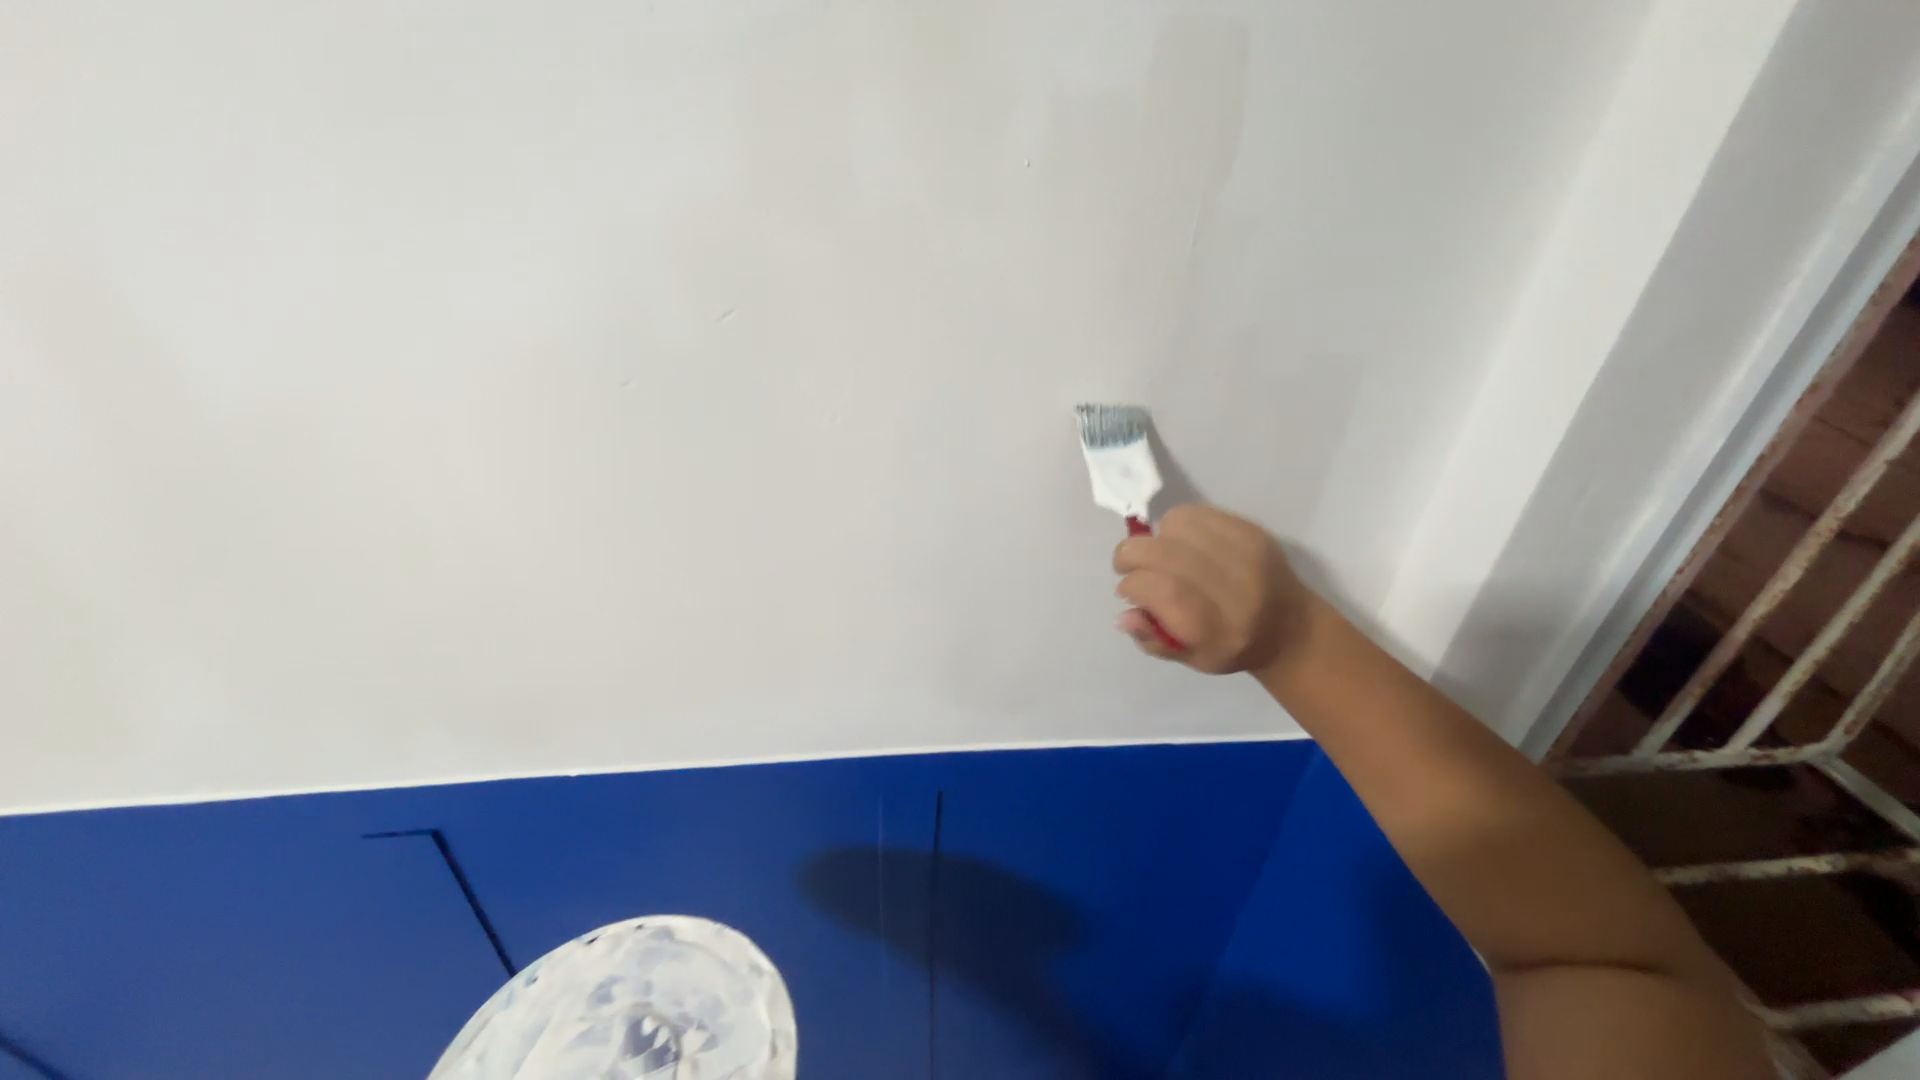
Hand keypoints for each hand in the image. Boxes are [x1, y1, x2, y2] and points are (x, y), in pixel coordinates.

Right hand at [1112, 503, 1315, 674]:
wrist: (1292, 629)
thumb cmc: (1233, 648)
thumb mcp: (1190, 658)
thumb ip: (1151, 638)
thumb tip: (1124, 615)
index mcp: (1214, 626)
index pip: (1158, 589)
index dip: (1132, 585)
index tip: (1129, 592)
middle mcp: (1231, 586)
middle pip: (1161, 552)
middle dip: (1130, 556)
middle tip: (1128, 567)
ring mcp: (1244, 553)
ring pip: (1174, 525)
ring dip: (1156, 538)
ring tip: (1161, 554)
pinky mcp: (1251, 531)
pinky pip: (1197, 512)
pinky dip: (1176, 524)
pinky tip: (1180, 542)